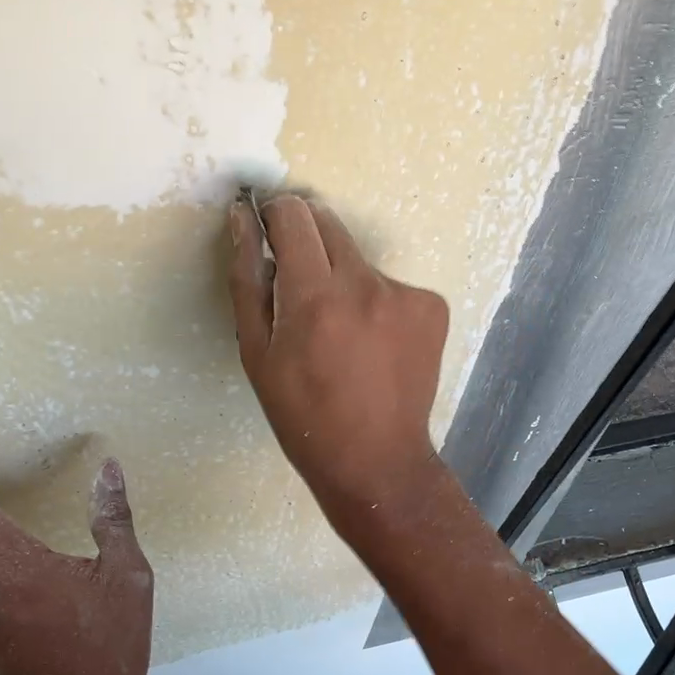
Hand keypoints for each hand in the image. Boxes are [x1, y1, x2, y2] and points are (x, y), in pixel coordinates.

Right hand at [227, 194, 450, 518]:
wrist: (376, 460)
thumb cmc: (302, 415)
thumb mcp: (257, 352)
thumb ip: (247, 277)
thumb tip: (242, 218)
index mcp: (314, 296)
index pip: (294, 215)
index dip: (275, 214)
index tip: (269, 230)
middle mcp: (365, 284)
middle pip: (329, 224)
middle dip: (306, 240)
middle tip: (299, 286)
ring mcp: (405, 294)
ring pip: (360, 260)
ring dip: (342, 278)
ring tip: (341, 332)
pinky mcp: (432, 307)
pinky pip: (392, 286)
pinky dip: (377, 303)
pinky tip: (374, 344)